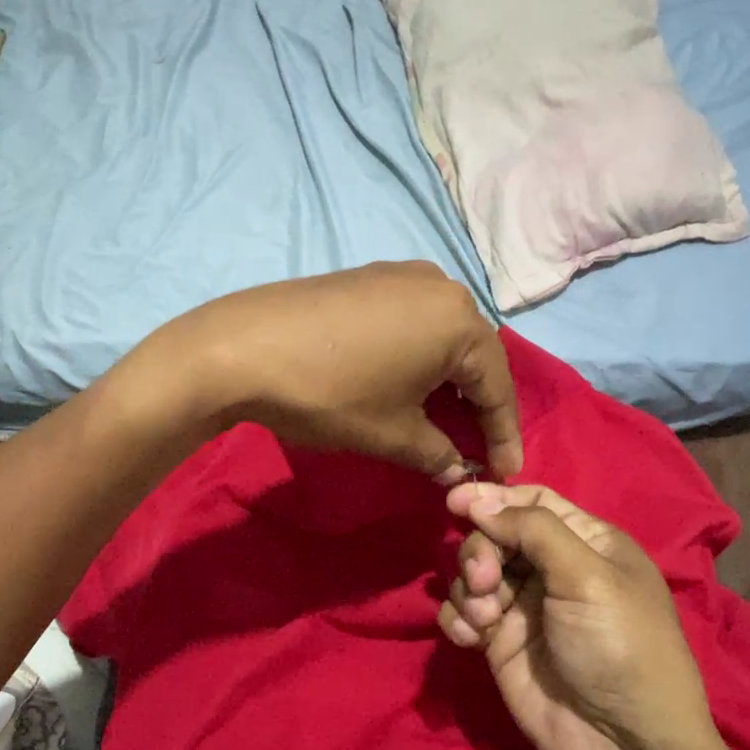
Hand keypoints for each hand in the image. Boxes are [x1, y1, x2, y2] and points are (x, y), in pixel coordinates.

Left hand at [147, 261, 523, 480]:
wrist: (242, 348)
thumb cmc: (331, 394)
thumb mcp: (392, 434)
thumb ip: (438, 455)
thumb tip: (459, 471)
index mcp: (460, 321)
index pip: (497, 387)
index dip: (504, 435)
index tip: (507, 473)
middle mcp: (441, 286)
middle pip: (475, 356)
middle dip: (479, 406)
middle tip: (480, 449)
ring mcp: (400, 276)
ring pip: (443, 337)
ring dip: (450, 381)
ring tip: (448, 422)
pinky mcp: (367, 278)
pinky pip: (414, 323)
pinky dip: (420, 358)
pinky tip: (410, 384)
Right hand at [438, 482, 721, 749]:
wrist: (622, 744)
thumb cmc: (620, 646)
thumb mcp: (587, 576)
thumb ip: (532, 529)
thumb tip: (477, 496)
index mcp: (588, 543)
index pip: (534, 501)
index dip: (493, 497)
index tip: (454, 501)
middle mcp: (553, 569)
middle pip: (495, 534)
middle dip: (480, 551)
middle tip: (484, 580)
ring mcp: (523, 607)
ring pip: (473, 572)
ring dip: (468, 587)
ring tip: (485, 618)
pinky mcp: (498, 642)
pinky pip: (461, 613)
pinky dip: (457, 618)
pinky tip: (469, 638)